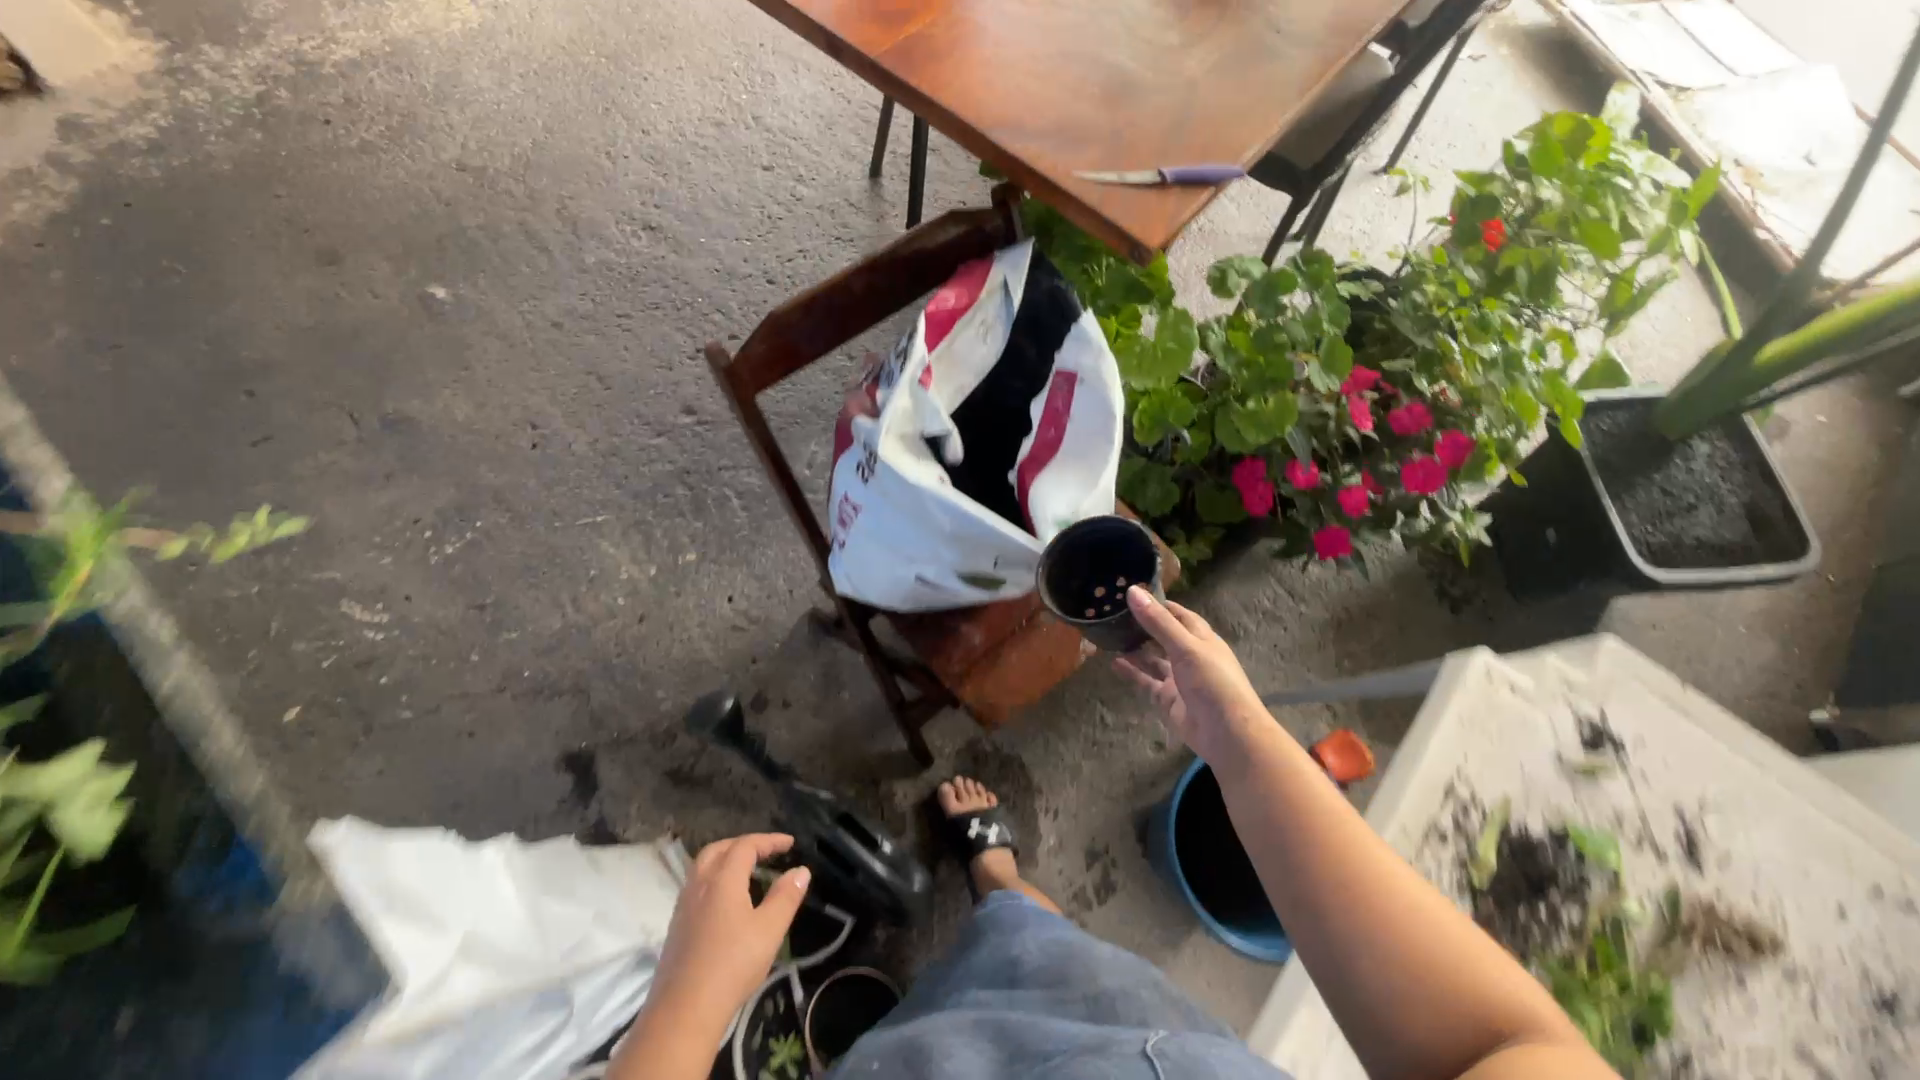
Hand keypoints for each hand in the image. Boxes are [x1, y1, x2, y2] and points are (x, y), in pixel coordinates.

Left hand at [648, 833, 811, 1028]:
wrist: (684, 1009)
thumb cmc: (733, 965)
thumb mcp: (770, 930)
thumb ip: (786, 896)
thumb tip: (800, 869)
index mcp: (722, 880)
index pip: (745, 846)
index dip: (769, 841)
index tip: (790, 843)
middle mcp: (699, 885)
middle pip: (718, 850)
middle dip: (743, 844)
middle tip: (766, 852)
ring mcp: (683, 906)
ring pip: (702, 868)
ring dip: (725, 860)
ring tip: (748, 872)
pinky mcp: (676, 926)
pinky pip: (696, 887)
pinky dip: (715, 880)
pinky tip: (726, 902)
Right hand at [1113, 586, 1270, 763]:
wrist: (1227, 733)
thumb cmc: (1213, 682)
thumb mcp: (1185, 647)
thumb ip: (1158, 622)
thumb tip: (1132, 591)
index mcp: (1201, 638)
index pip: (1177, 614)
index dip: (1157, 604)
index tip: (1131, 593)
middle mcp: (1190, 655)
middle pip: (1163, 635)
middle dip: (1142, 626)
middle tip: (1113, 614)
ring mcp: (1178, 678)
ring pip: (1153, 658)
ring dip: (1134, 648)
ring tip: (1108, 636)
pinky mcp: (1168, 699)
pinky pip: (1146, 681)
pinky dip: (1132, 672)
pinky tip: (1113, 662)